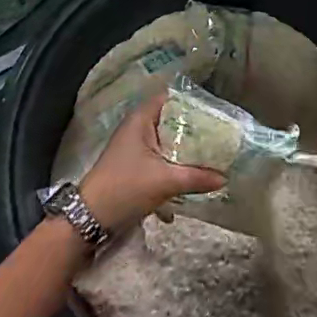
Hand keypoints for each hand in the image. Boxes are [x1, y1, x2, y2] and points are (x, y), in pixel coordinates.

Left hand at [79, 94, 224, 229]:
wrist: (91, 218)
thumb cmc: (126, 187)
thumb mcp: (165, 181)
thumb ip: (197, 177)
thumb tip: (225, 178)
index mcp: (141, 119)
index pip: (170, 98)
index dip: (193, 102)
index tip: (216, 113)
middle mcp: (139, 128)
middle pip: (172, 120)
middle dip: (195, 129)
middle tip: (221, 136)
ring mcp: (137, 148)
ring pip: (169, 141)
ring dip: (187, 150)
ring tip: (213, 156)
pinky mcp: (137, 166)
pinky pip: (163, 158)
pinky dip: (177, 165)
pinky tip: (195, 178)